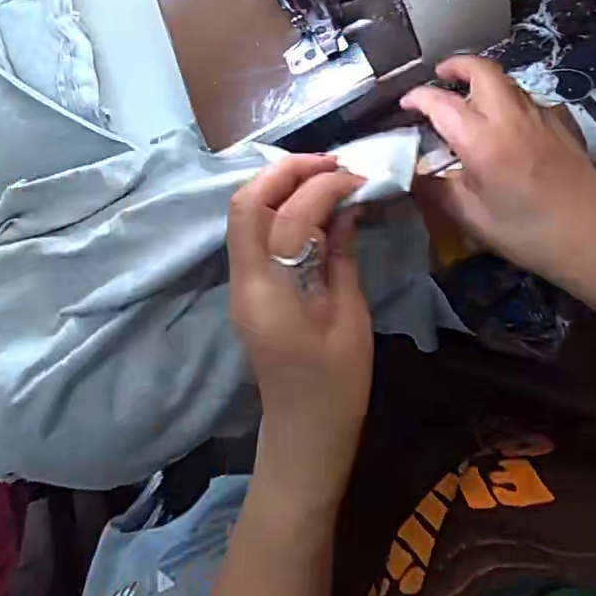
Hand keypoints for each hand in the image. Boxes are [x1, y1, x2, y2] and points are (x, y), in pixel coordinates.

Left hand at [227, 155, 372, 497]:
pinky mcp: (246, 288)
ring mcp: (239, 283)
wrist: (304, 433)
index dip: (321, 187)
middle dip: (286, 171)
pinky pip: (253, 232)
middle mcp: (243, 280)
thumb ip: (341, 255)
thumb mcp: (350, 317)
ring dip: (279, 184)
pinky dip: (277, 207)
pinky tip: (311, 204)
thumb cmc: (337, 385)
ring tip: (325, 175)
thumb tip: (347, 205)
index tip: (357, 178)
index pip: (285, 216)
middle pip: (246, 203)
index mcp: (269, 291)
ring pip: (244, 213)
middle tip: (333, 162)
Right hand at [401, 56, 595, 290]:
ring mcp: (540, 118)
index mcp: (483, 141)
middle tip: (440, 75)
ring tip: (466, 99)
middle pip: (482, 70)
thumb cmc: (526, 232)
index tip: (405, 103)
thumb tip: (409, 174)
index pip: (441, 102)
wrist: (592, 240)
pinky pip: (525, 98)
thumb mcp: (470, 216)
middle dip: (457, 66)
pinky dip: (505, 98)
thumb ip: (435, 189)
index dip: (418, 97)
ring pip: (506, 81)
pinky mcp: (560, 125)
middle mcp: (511, 118)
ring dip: (481, 80)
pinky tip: (501, 124)